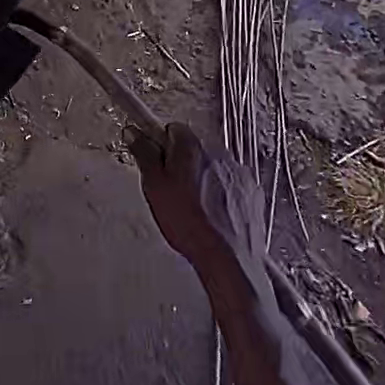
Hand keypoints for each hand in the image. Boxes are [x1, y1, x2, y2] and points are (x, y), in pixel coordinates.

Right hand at [127, 122, 262, 271]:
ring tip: (189, 204)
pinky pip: (229, 183)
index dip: (159, 143)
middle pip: (191, 148)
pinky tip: (209, 212)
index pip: (171, 128)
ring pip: (210, 166)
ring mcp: (237, 173)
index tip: (151, 154)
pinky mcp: (250, 192)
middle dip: (179, 162)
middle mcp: (217, 153)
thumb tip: (135, 133)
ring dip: (200, 177)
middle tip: (167, 186)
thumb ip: (143, 152)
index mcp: (191, 147)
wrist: (225, 256)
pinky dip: (219, 192)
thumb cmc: (189, 221)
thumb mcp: (153, 184)